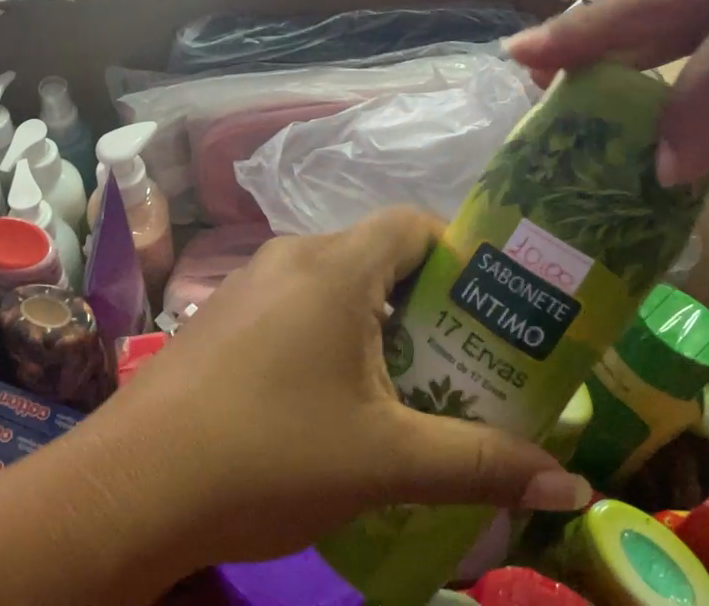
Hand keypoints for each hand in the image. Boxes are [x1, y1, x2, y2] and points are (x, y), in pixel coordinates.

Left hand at [0, 210, 587, 605]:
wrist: (135, 485)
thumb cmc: (270, 454)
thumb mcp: (386, 461)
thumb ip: (482, 464)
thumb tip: (573, 485)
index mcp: (333, 265)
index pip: (413, 224)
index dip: (462, 256)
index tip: (497, 312)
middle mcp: (288, 258)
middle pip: (377, 259)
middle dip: (429, 308)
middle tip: (469, 367)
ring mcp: (246, 287)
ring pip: (334, 290)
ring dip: (379, 331)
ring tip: (414, 394)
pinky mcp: (221, 321)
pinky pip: (294, 312)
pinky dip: (332, 342)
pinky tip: (339, 406)